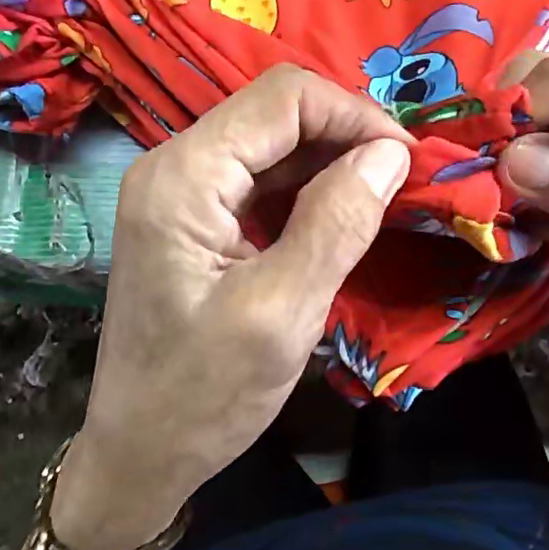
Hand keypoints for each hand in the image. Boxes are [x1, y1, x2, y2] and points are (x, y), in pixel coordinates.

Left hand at [54, 66, 412, 549]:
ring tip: (381, 202)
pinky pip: (255, 185)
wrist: (140, 451)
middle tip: (403, 183)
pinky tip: (337, 220)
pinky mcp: (189, 224)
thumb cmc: (203, 395)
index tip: (408, 163)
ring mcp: (177, 195)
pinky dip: (302, 193)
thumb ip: (335, 223)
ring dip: (328, 164)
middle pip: (273, 115)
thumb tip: (389, 153)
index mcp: (182, 176)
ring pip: (268, 148)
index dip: (354, 114)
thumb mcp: (281, 314)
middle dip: (344, 137)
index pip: (282, 98)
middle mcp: (171, 168)